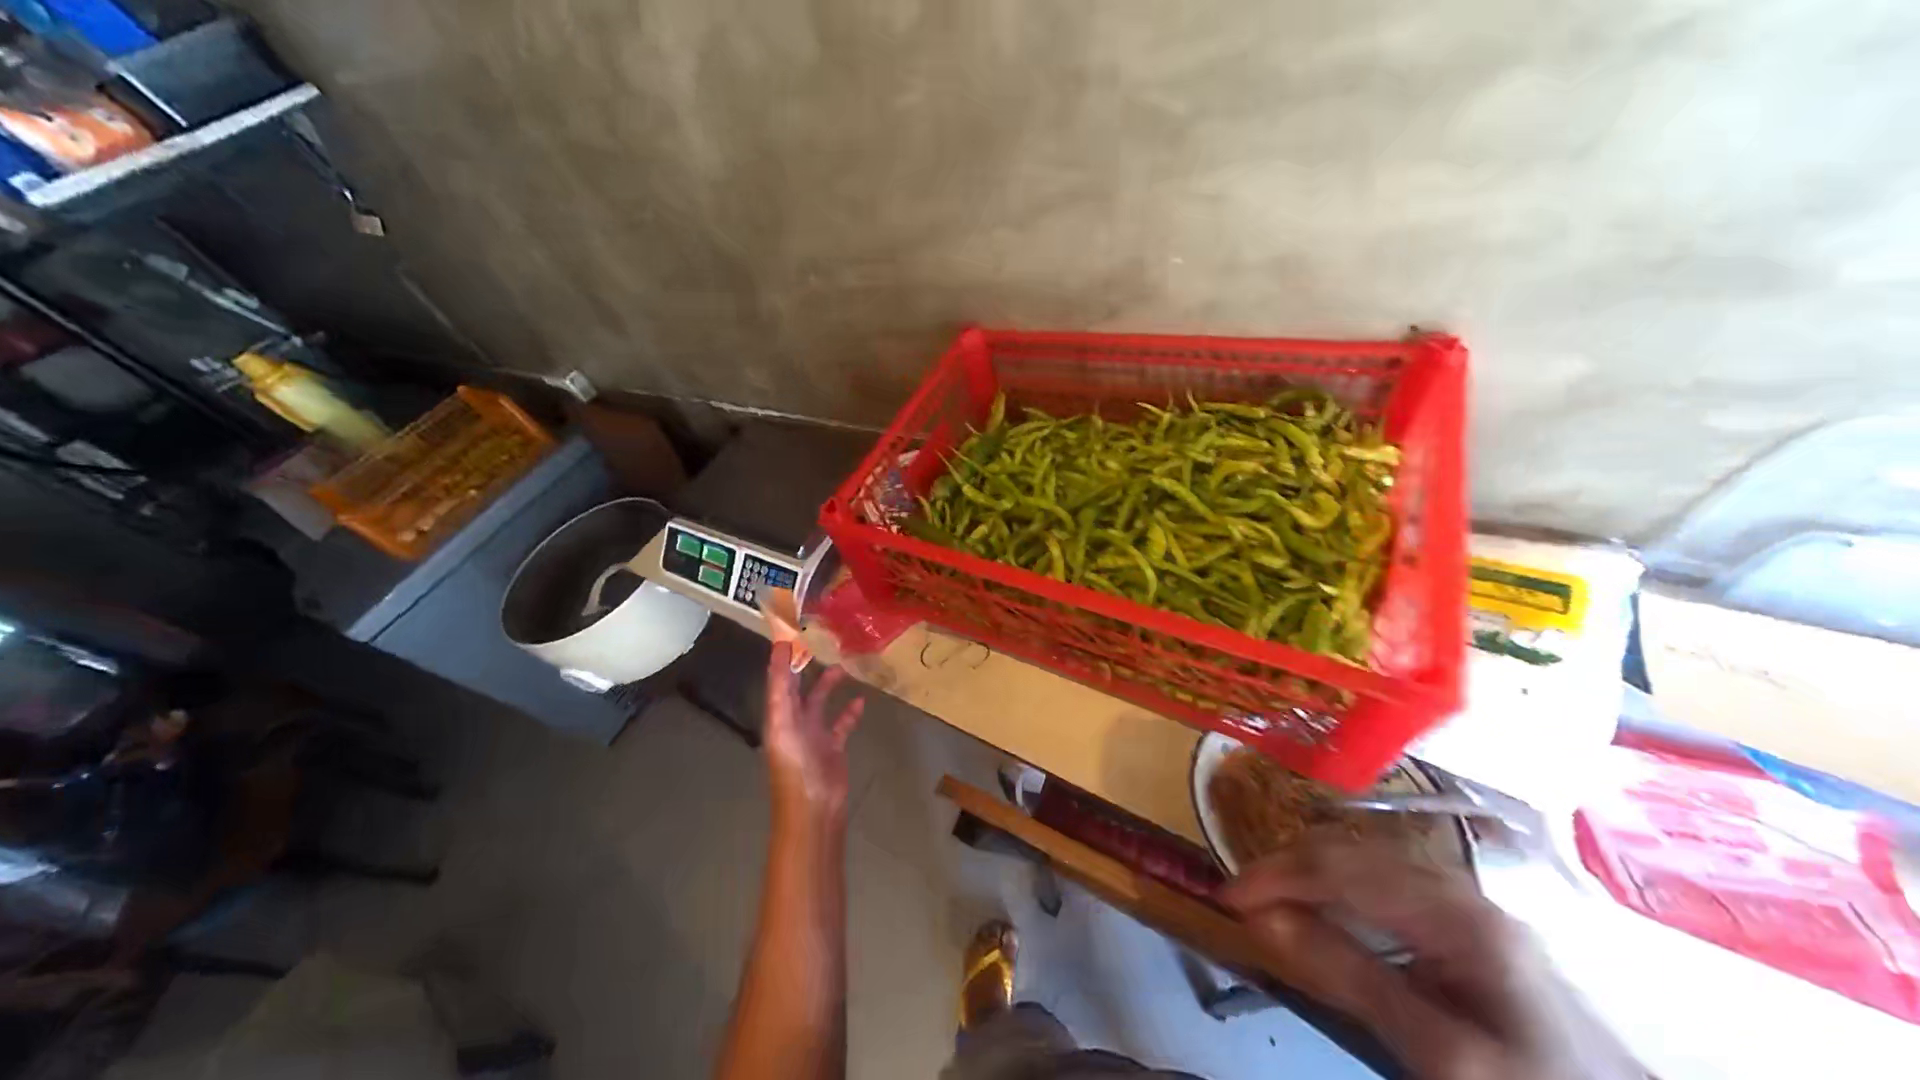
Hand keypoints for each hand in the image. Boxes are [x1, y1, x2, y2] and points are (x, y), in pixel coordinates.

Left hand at [763, 641, 864, 822]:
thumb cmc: (796, 767)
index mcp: (778, 715)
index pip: (779, 679)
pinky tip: (861, 700)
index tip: (793, 630)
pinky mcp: (832, 747)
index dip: (783, 656)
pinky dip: (850, 711)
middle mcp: (793, 721)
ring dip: (829, 684)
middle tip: (821, 640)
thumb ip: (780, 688)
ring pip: (820, 702)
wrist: (814, 810)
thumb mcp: (783, 724)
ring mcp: (814, 734)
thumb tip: (779, 649)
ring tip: (843, 666)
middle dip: (806, 666)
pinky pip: (841, 723)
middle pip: (798, 687)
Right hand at [1220, 831, 1642, 1079]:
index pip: (1340, 866)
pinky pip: (1382, 883)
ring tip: (1268, 899)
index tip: (1225, 898)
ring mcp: (1464, 904)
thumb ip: (1351, 976)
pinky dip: (1336, 888)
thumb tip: (1265, 918)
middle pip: (1349, 851)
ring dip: (1307, 872)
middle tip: (1239, 899)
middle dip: (1286, 867)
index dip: (1275, 875)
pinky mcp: (1464, 925)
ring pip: (1363, 860)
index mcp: (1454, 913)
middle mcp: (1456, 891)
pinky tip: (1321, 910)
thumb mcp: (1438, 1051)